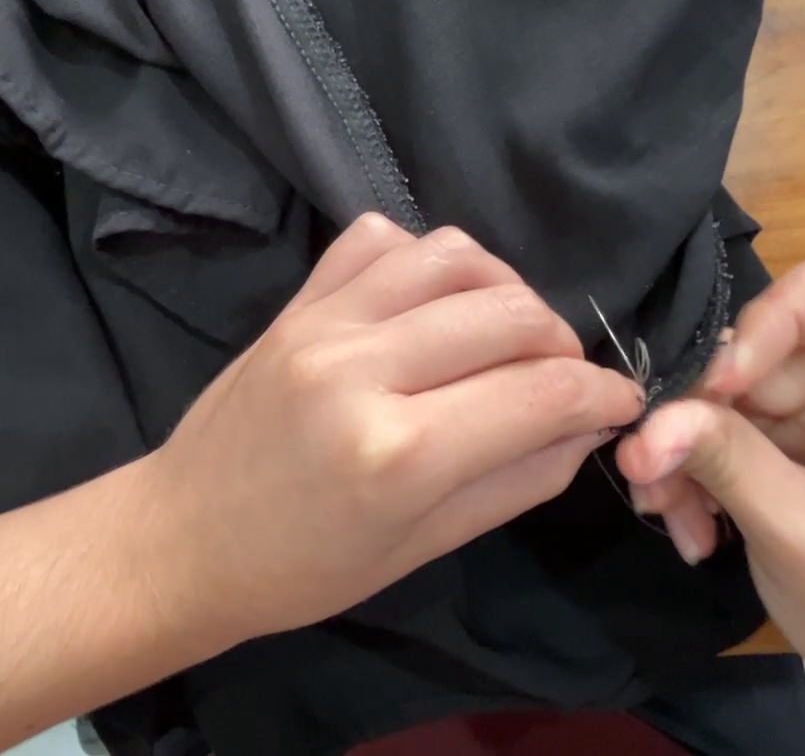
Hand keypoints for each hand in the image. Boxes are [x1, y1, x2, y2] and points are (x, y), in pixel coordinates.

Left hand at [140, 214, 644, 642]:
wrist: (186, 534)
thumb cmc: (305, 567)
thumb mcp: (424, 546)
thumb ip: (518, 479)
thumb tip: (588, 424)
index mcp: (399, 452)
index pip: (541, 391)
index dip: (601, 392)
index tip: (618, 400)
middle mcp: (362, 367)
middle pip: (508, 311)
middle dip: (561, 341)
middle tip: (559, 375)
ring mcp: (322, 322)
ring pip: (450, 254)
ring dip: (501, 286)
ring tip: (502, 330)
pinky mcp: (296, 301)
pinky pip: (376, 238)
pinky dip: (422, 256)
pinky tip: (429, 299)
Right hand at [616, 237, 804, 755]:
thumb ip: (723, 462)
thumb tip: (641, 421)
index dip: (785, 303)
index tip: (727, 377)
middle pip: (770, 340)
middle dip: (703, 399)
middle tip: (653, 459)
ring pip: (733, 389)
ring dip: (686, 445)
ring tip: (665, 508)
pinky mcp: (800, 447)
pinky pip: (726, 430)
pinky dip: (694, 470)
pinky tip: (689, 523)